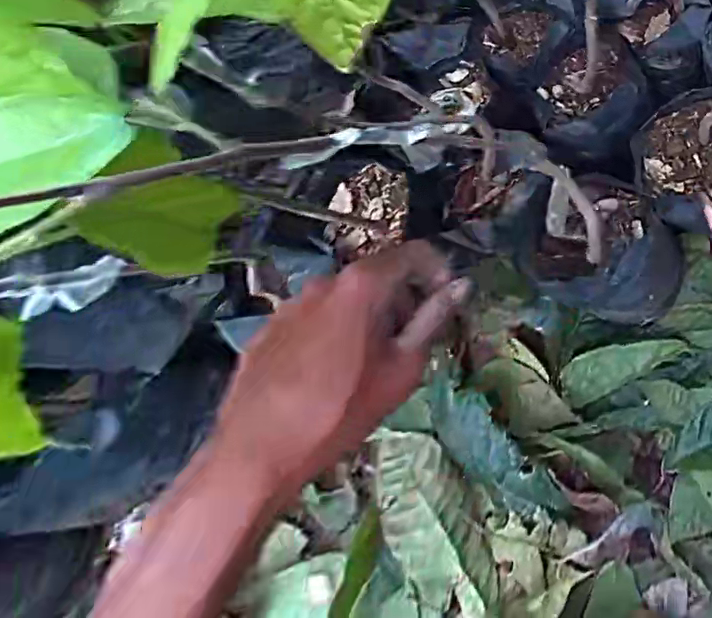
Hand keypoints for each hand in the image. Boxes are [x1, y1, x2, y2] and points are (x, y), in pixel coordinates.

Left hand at [208, 239, 468, 500]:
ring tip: (368, 362)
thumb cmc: (340, 411)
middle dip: (403, 299)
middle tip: (410, 340)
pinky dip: (333, 332)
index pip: (414, 253)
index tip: (444, 302)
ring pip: (345, 298)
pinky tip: (328, 374)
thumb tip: (460, 286)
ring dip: (367, 316)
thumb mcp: (402, 367)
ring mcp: (290, 305)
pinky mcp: (265, 331)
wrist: (251, 459)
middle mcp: (324, 282)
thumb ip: (433, 318)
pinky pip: (314, 318)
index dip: (438, 271)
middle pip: (378, 274)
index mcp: (362, 284)